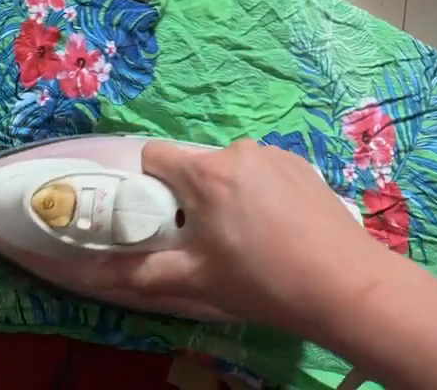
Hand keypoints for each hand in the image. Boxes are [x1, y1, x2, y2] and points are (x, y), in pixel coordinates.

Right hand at [70, 140, 389, 336]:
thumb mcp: (196, 281)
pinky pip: (262, 170)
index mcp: (204, 172)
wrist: (347, 286)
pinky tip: (280, 229)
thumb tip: (89, 270)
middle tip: (209, 240)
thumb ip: (139, 272)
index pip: (153, 155)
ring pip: (229, 168)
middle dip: (191, 196)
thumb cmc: (264, 282)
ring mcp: (271, 153)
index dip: (149, 185)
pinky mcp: (300, 162)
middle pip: (193, 165)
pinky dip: (259, 193)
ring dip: (227, 194)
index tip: (164, 219)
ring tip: (251, 239)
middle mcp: (235, 150)